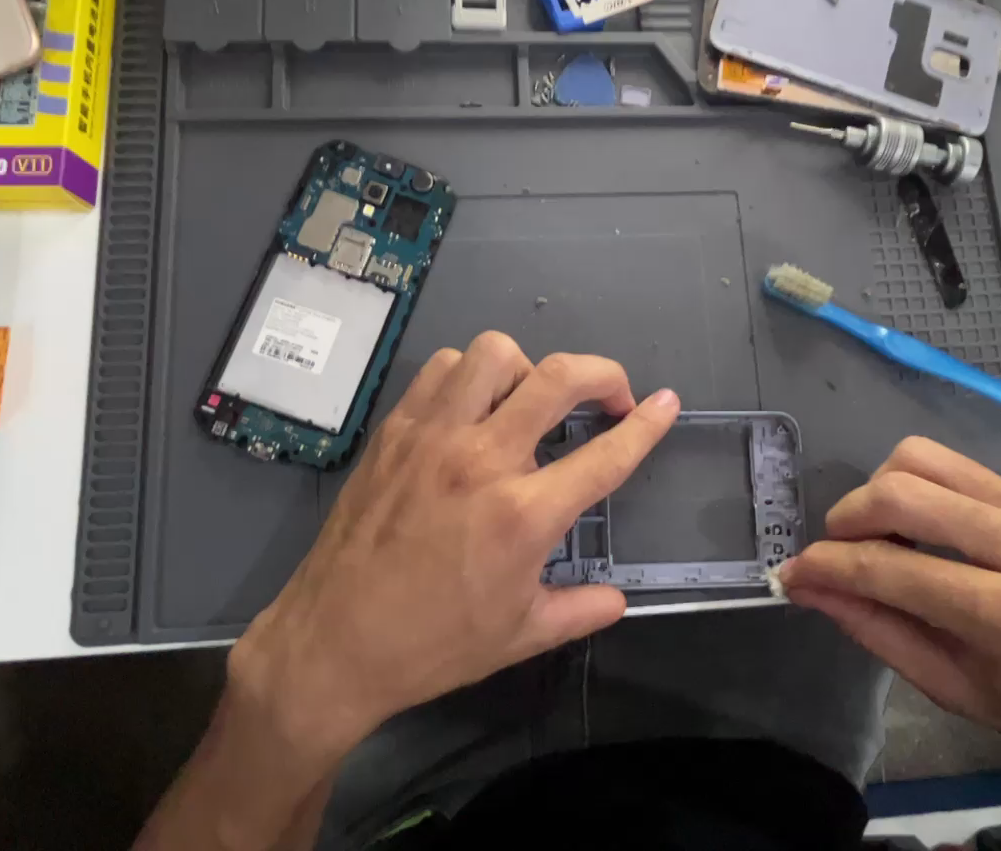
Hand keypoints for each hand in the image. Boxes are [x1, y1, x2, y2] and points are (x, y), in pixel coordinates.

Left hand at [229, 332, 680, 755]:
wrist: (332, 643)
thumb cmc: (431, 645)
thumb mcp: (519, 637)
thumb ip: (581, 610)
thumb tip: (619, 600)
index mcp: (523, 515)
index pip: (605, 456)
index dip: (647, 425)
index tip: (668, 404)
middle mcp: (482, 459)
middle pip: (558, 379)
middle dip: (602, 374)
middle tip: (610, 397)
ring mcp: (434, 436)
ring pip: (494, 354)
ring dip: (527, 368)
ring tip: (528, 402)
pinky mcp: (395, 430)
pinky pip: (441, 370)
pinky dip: (470, 375)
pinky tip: (472, 408)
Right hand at [778, 437, 1000, 788]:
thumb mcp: (956, 691)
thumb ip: (877, 631)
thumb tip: (809, 589)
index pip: (892, 568)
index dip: (828, 568)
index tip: (792, 574)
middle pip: (901, 492)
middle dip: (846, 518)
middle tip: (832, 554)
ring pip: (920, 459)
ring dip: (877, 490)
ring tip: (873, 534)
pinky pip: (948, 461)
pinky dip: (910, 481)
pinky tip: (910, 522)